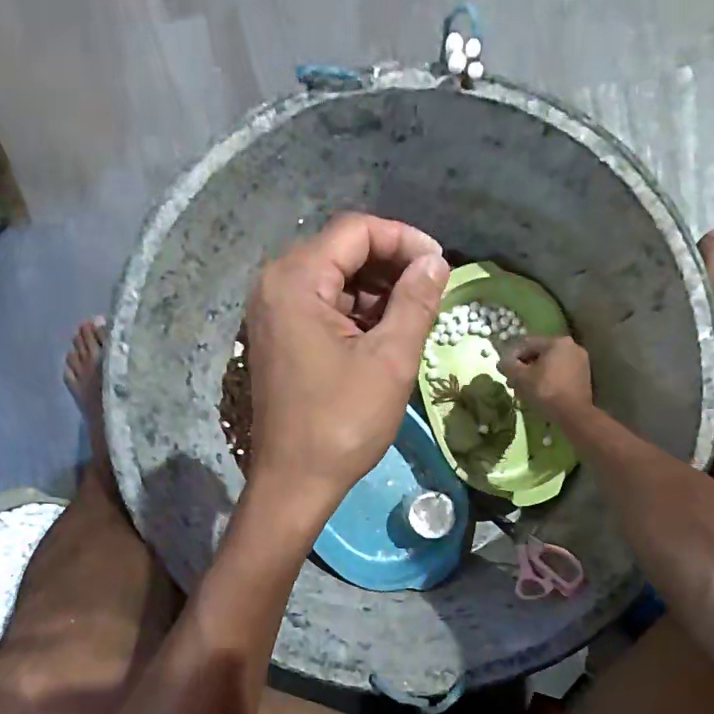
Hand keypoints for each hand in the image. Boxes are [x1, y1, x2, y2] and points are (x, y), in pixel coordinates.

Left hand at [244, 213, 448, 499]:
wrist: (294, 481)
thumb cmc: (342, 423)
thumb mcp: (390, 360)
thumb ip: (415, 302)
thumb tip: (436, 262)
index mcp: (296, 281)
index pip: (356, 231)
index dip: (404, 240)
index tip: (441, 266)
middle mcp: (275, 286)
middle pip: (341, 251)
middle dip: (391, 265)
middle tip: (431, 292)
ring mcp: (273, 313)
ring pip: (333, 280)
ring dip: (376, 292)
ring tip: (414, 317)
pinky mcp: (278, 338)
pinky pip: (321, 307)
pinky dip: (355, 314)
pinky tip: (385, 335)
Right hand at [501, 335, 592, 420]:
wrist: (574, 414)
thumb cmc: (546, 392)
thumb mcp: (521, 378)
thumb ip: (509, 365)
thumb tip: (502, 361)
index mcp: (556, 342)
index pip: (526, 344)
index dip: (511, 356)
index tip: (504, 371)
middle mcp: (571, 346)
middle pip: (539, 354)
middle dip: (523, 367)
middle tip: (513, 382)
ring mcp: (579, 360)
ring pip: (549, 364)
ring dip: (534, 374)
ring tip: (524, 390)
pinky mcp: (583, 375)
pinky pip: (560, 372)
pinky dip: (548, 379)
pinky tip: (539, 392)